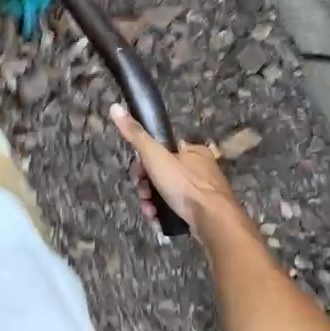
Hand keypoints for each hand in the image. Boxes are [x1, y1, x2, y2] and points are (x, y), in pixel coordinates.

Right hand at [109, 105, 242, 238]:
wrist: (214, 223)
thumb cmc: (185, 184)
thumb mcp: (155, 155)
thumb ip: (135, 134)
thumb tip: (115, 108)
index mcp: (194, 151)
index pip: (162, 150)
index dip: (144, 161)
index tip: (137, 173)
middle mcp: (201, 169)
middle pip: (162, 173)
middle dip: (146, 185)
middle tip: (143, 194)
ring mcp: (204, 192)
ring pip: (168, 192)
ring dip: (152, 201)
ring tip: (149, 211)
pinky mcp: (204, 213)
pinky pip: (178, 209)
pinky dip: (165, 213)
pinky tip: (158, 219)